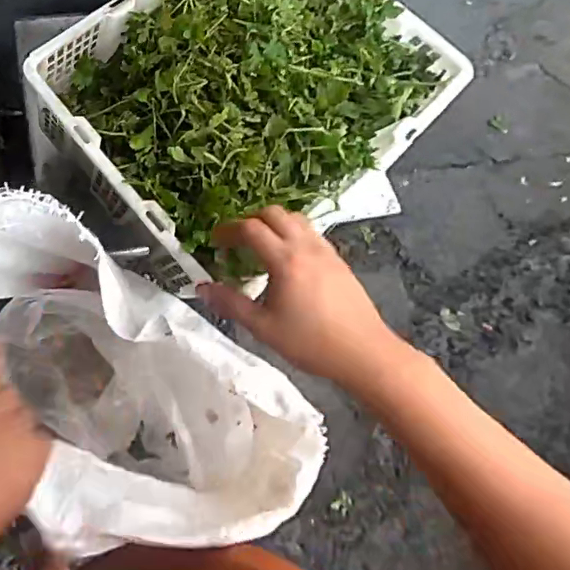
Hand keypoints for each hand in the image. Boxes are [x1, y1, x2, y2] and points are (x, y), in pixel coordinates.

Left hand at [0, 342, 51, 548]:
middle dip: (51, 392)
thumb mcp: (23, 491)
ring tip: (42, 356)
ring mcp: (0, 408)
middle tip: (61, 378)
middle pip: (41, 401)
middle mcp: (26, 423)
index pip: (60, 425)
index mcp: (42, 449)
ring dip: (29, 376)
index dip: (65, 416)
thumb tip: (36, 449)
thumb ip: (32, 462)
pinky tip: (1, 336)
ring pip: (20, 386)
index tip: (73, 406)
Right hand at [198, 207, 415, 387]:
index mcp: (285, 260)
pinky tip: (288, 260)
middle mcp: (305, 247)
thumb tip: (202, 288)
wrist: (367, 355)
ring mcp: (325, 251)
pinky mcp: (339, 261)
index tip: (215, 242)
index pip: (250, 229)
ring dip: (273, 223)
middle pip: (273, 214)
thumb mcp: (264, 328)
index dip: (228, 230)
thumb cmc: (312, 344)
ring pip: (295, 218)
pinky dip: (292, 233)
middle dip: (250, 220)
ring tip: (262, 245)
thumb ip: (231, 304)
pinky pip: (310, 233)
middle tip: (237, 240)